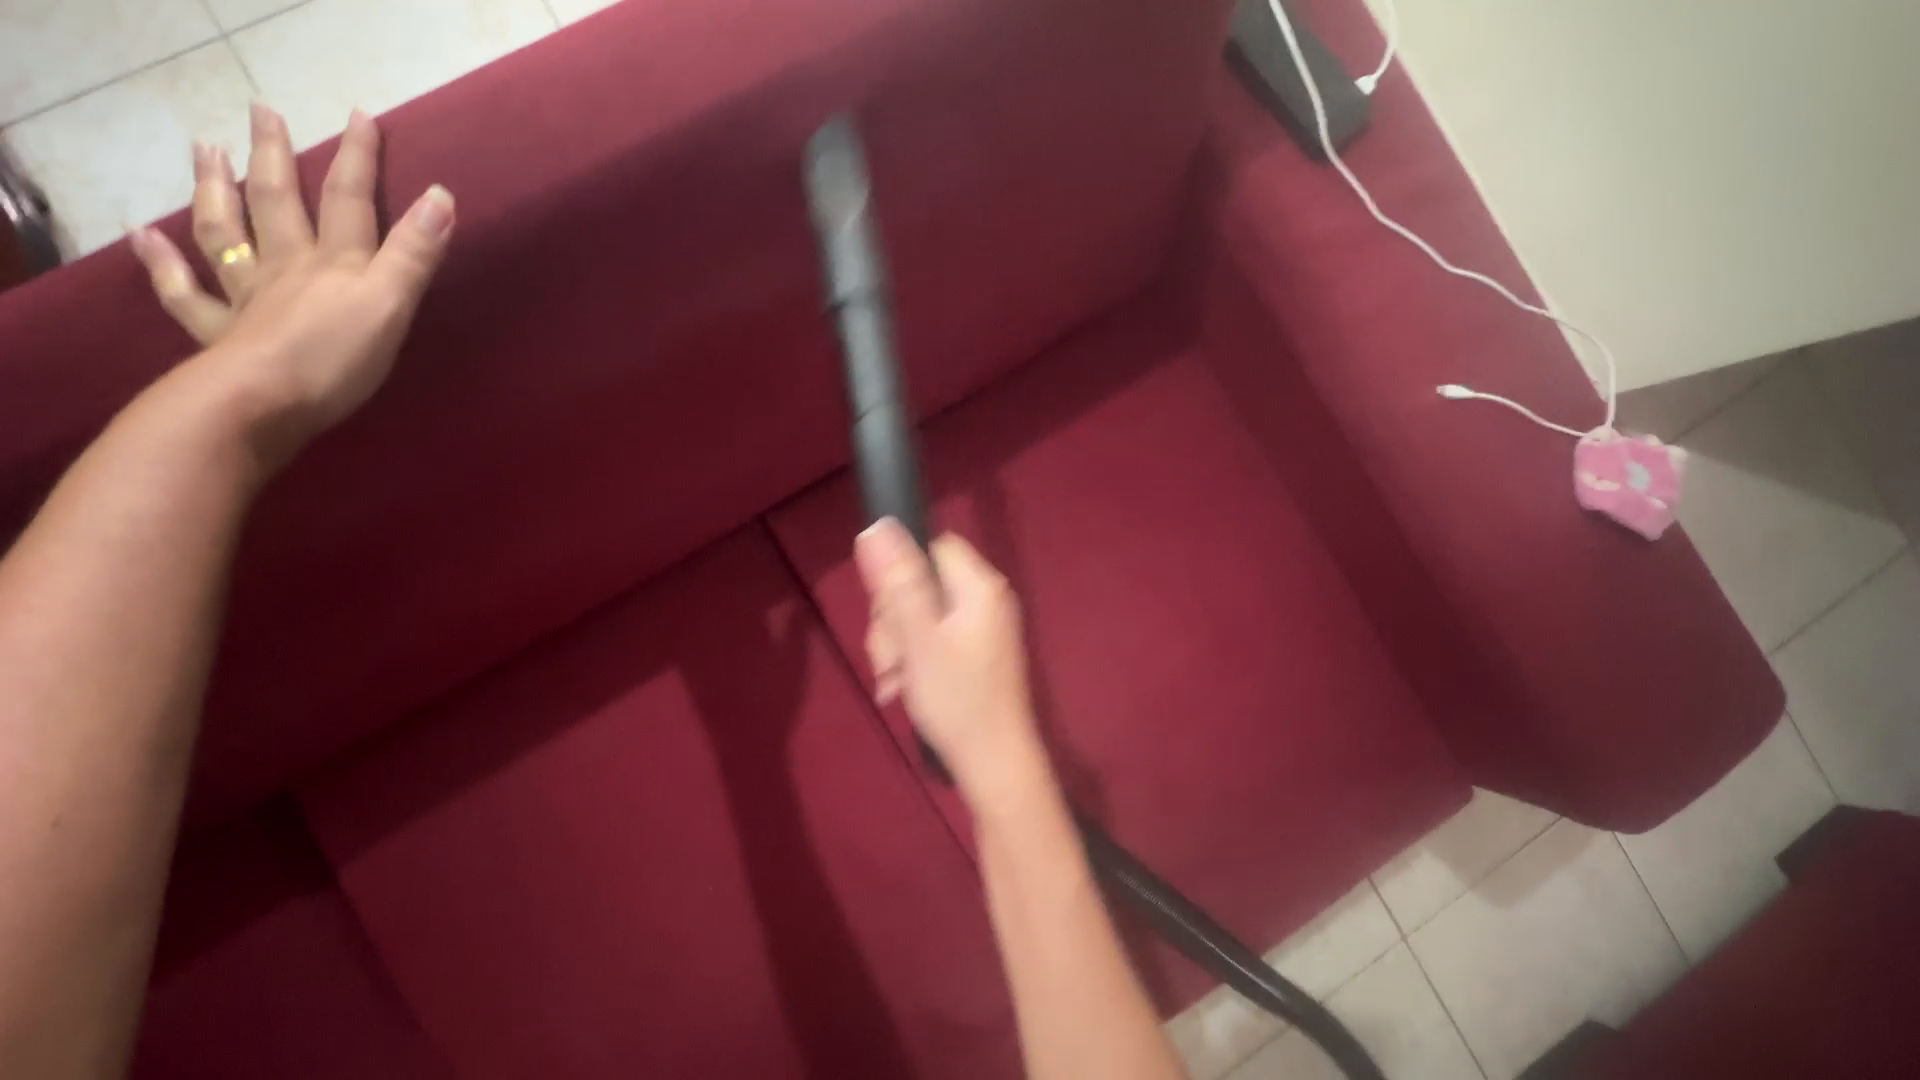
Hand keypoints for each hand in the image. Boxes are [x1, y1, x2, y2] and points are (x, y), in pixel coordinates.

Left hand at [127, 103, 454, 457]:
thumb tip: (441, 195)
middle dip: (275, 156)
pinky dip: (165, 265)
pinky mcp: (222, 333)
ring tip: (206, 152)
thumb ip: (415, 253)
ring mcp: (248, 297)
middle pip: (279, 202)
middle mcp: (288, 268)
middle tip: (262, 111)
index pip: (350, 201)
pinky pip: (187, 294)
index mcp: (336, 263)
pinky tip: (147, 238)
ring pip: (227, 233)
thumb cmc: (337, 358)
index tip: (360, 117)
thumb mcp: (392, 303)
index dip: (358, 159)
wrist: (263, 403)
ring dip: (215, 190)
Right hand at [854, 518, 1047, 800]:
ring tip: (894, 682)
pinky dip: (913, 660)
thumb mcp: (918, 638)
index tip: (886, 610)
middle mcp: (984, 599)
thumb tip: (877, 526)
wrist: (994, 763)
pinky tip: (901, 689)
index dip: (900, 574)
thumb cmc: (957, 699)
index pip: (930, 547)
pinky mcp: (974, 652)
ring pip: (919, 614)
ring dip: (898, 645)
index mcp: (979, 586)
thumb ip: (897, 581)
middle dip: (893, 621)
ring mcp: (980, 627)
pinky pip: (932, 639)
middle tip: (890, 660)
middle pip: (920, 583)